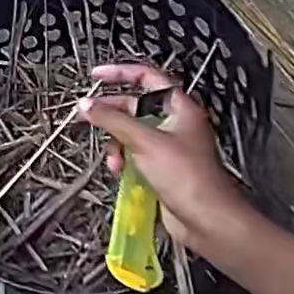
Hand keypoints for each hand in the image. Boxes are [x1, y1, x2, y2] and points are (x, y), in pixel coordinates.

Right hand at [76, 63, 257, 253]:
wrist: (207, 220)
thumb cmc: (190, 178)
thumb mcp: (144, 141)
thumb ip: (112, 120)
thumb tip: (86, 104)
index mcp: (179, 108)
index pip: (146, 77)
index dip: (120, 73)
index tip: (97, 75)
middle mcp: (174, 123)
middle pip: (133, 107)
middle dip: (110, 115)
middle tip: (87, 116)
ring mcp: (167, 146)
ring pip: (129, 132)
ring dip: (115, 143)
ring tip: (113, 158)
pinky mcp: (160, 166)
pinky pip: (132, 153)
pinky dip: (123, 159)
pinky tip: (120, 170)